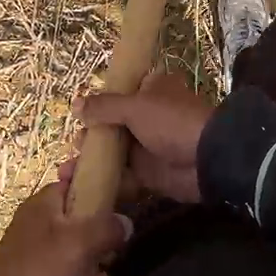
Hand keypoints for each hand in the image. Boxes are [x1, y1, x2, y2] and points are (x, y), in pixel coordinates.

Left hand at [0, 182, 129, 275]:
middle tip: (106, 261)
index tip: (123, 200)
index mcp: (43, 205)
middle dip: (102, 247)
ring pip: (84, 258)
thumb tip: (126, 222)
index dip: (101, 185)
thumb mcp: (77, 246)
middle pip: (87, 224)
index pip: (77, 179)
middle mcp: (42, 227)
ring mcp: (41, 259)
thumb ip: (106, 228)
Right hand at [75, 72, 217, 202]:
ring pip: (115, 150)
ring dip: (93, 159)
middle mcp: (148, 115)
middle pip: (112, 124)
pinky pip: (122, 174)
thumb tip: (75, 103)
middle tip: (73, 147)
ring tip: (69, 170)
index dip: (98, 104)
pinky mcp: (149, 171)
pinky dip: (105, 179)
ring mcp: (148, 144)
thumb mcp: (135, 107)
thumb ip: (104, 107)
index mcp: (150, 89)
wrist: (206, 159)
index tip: (77, 116)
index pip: (119, 93)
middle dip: (91, 135)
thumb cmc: (172, 121)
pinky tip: (83, 186)